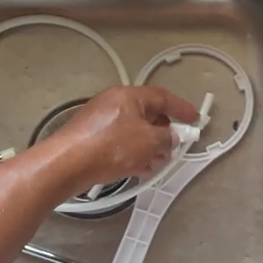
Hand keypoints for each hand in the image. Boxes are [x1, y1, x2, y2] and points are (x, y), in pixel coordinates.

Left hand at [50, 86, 202, 186]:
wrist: (67, 164)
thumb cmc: (112, 147)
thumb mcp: (149, 141)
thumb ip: (168, 137)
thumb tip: (173, 136)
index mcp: (129, 96)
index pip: (163, 97)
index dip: (181, 108)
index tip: (195, 120)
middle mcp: (114, 102)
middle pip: (147, 113)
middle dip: (164, 131)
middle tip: (175, 146)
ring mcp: (100, 119)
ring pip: (134, 129)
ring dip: (149, 145)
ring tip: (158, 162)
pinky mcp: (91, 136)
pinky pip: (120, 140)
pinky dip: (133, 151)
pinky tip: (139, 167)